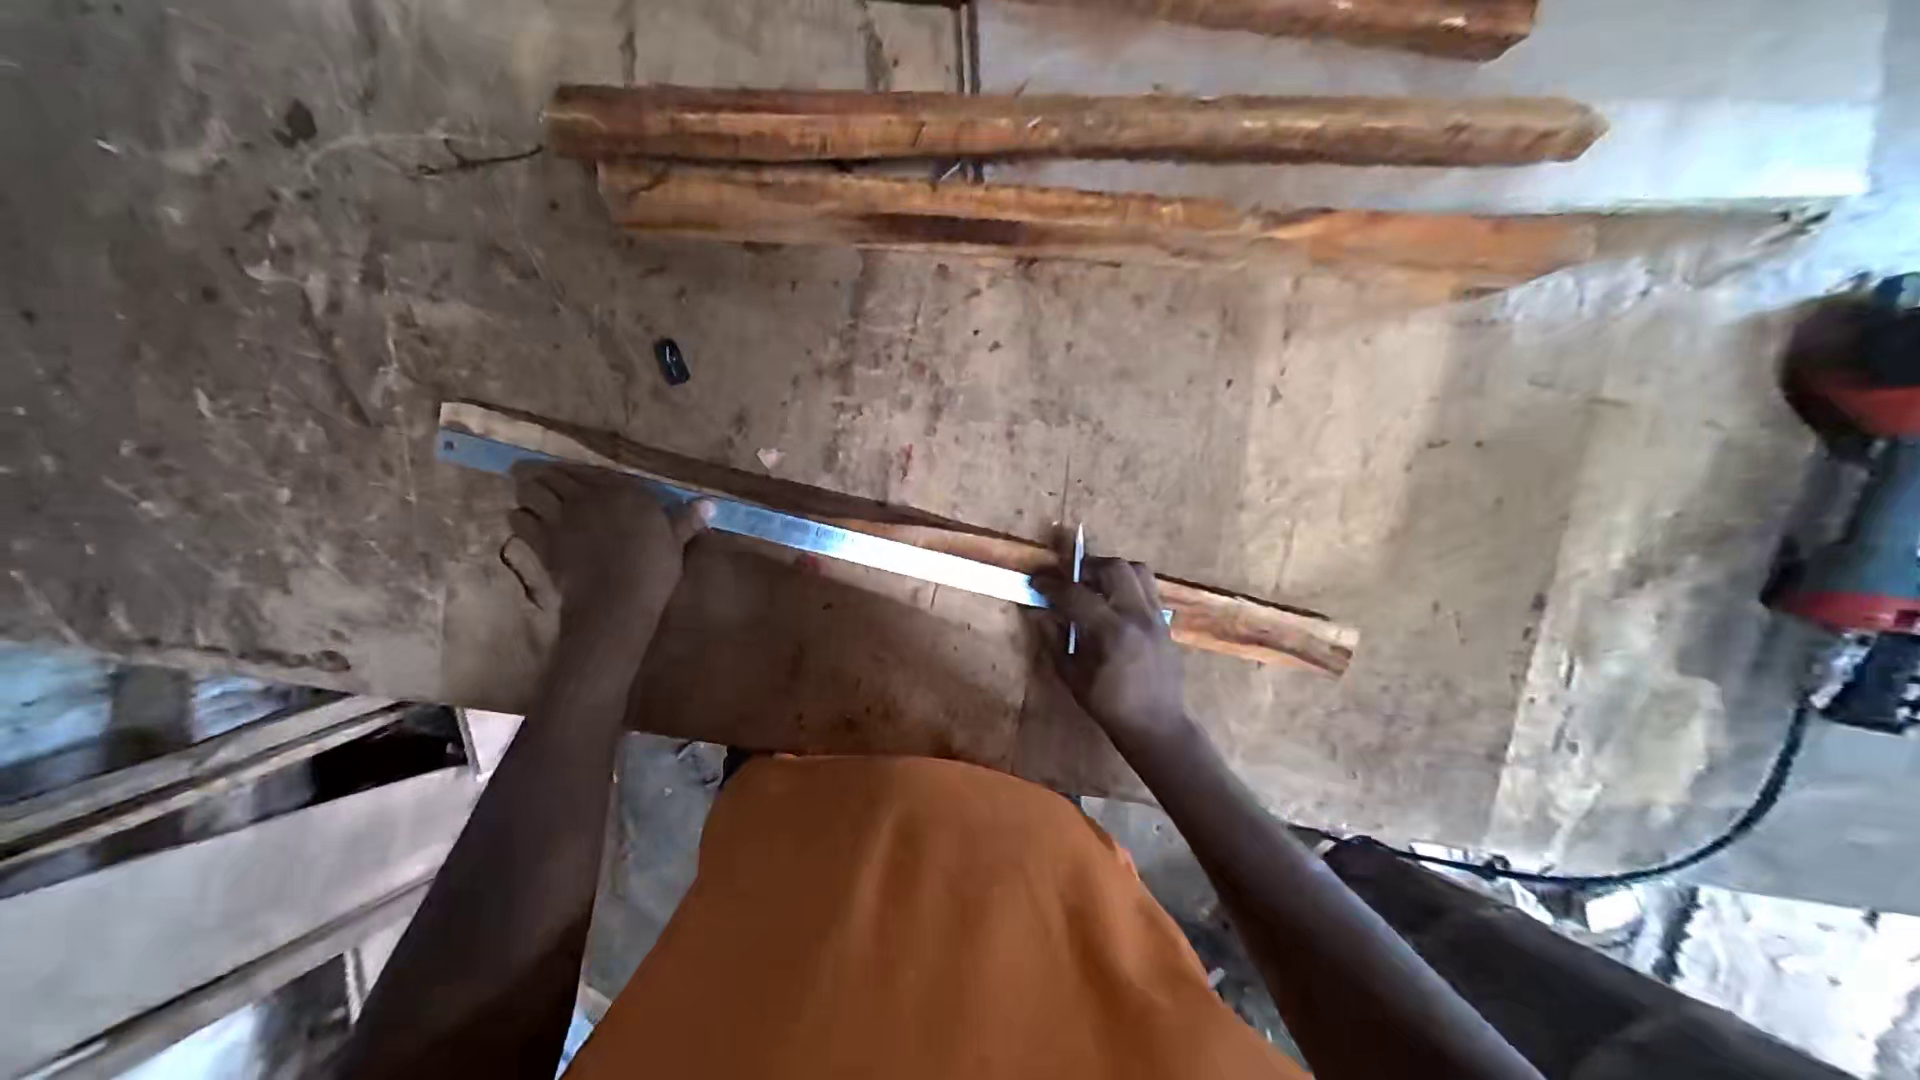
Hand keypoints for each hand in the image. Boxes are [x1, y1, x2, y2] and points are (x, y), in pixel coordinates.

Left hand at [507, 462, 712, 651]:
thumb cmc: (652, 571)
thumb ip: (686, 521)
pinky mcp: (541, 540)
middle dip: (549, 477)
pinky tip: (522, 520)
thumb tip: (711, 503)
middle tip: (543, 478)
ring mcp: (560, 517)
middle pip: (557, 476)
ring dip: (529, 492)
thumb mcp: (675, 545)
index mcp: (624, 494)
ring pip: (533, 492)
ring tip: (528, 496)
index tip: (578, 478)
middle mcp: (588, 497)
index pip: (596, 474)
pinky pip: (520, 520)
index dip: (584, 475)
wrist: (615, 602)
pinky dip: (519, 517)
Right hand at [1035, 558, 1190, 743]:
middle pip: (1114, 567)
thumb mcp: (1073, 676)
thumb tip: (1038, 612)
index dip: (1052, 585)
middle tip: (1072, 579)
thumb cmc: (1110, 706)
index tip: (1037, 581)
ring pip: (1137, 570)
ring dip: (1112, 571)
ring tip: (1096, 586)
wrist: (1157, 725)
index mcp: (1112, 632)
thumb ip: (1054, 639)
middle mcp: (1138, 616)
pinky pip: (1147, 588)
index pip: (1077, 594)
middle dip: (1088, 566)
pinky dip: (1127, 586)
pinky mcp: (1165, 622)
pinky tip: (1114, 604)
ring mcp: (1156, 616)